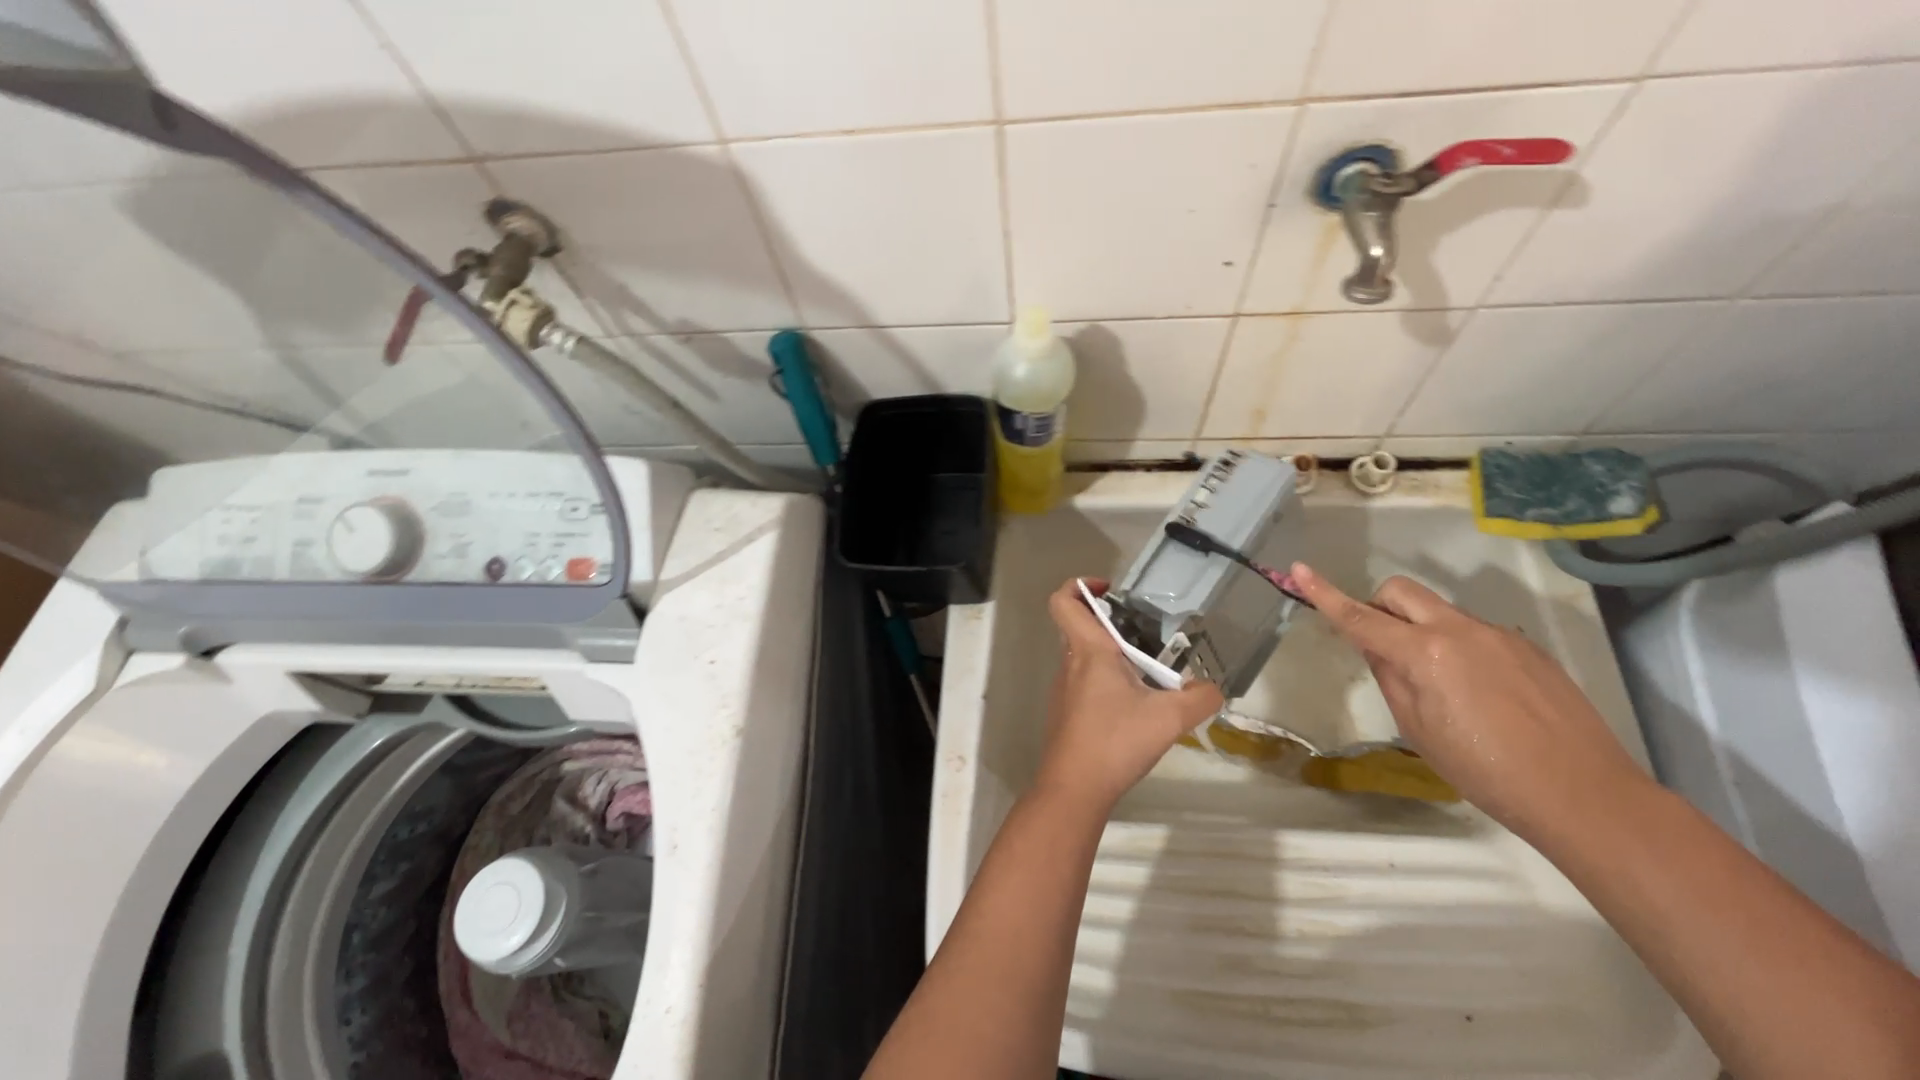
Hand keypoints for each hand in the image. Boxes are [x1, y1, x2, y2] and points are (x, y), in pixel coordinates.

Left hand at [1036, 578, 1224, 814]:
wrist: (1074, 789)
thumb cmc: (1115, 742)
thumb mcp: (1170, 718)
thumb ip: (1200, 698)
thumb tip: (1215, 689)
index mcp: (1089, 652)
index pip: (1064, 602)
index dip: (1079, 586)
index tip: (1109, 591)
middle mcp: (1070, 665)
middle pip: (1080, 628)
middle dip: (1111, 624)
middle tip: (1146, 634)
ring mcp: (1064, 691)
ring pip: (1085, 659)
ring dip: (1113, 658)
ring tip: (1150, 673)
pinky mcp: (1067, 715)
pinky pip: (1086, 685)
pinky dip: (1109, 685)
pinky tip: (1137, 708)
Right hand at [1288, 563, 1651, 838]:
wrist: (1581, 792)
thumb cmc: (1486, 772)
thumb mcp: (1419, 732)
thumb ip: (1391, 680)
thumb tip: (1378, 649)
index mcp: (1426, 654)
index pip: (1361, 618)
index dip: (1325, 595)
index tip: (1299, 570)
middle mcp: (1461, 631)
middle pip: (1401, 592)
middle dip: (1379, 607)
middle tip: (1381, 648)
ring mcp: (1500, 635)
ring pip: (1441, 613)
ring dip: (1423, 633)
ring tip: (1444, 692)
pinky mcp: (1529, 647)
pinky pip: (1477, 634)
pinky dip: (1461, 650)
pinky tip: (1483, 698)